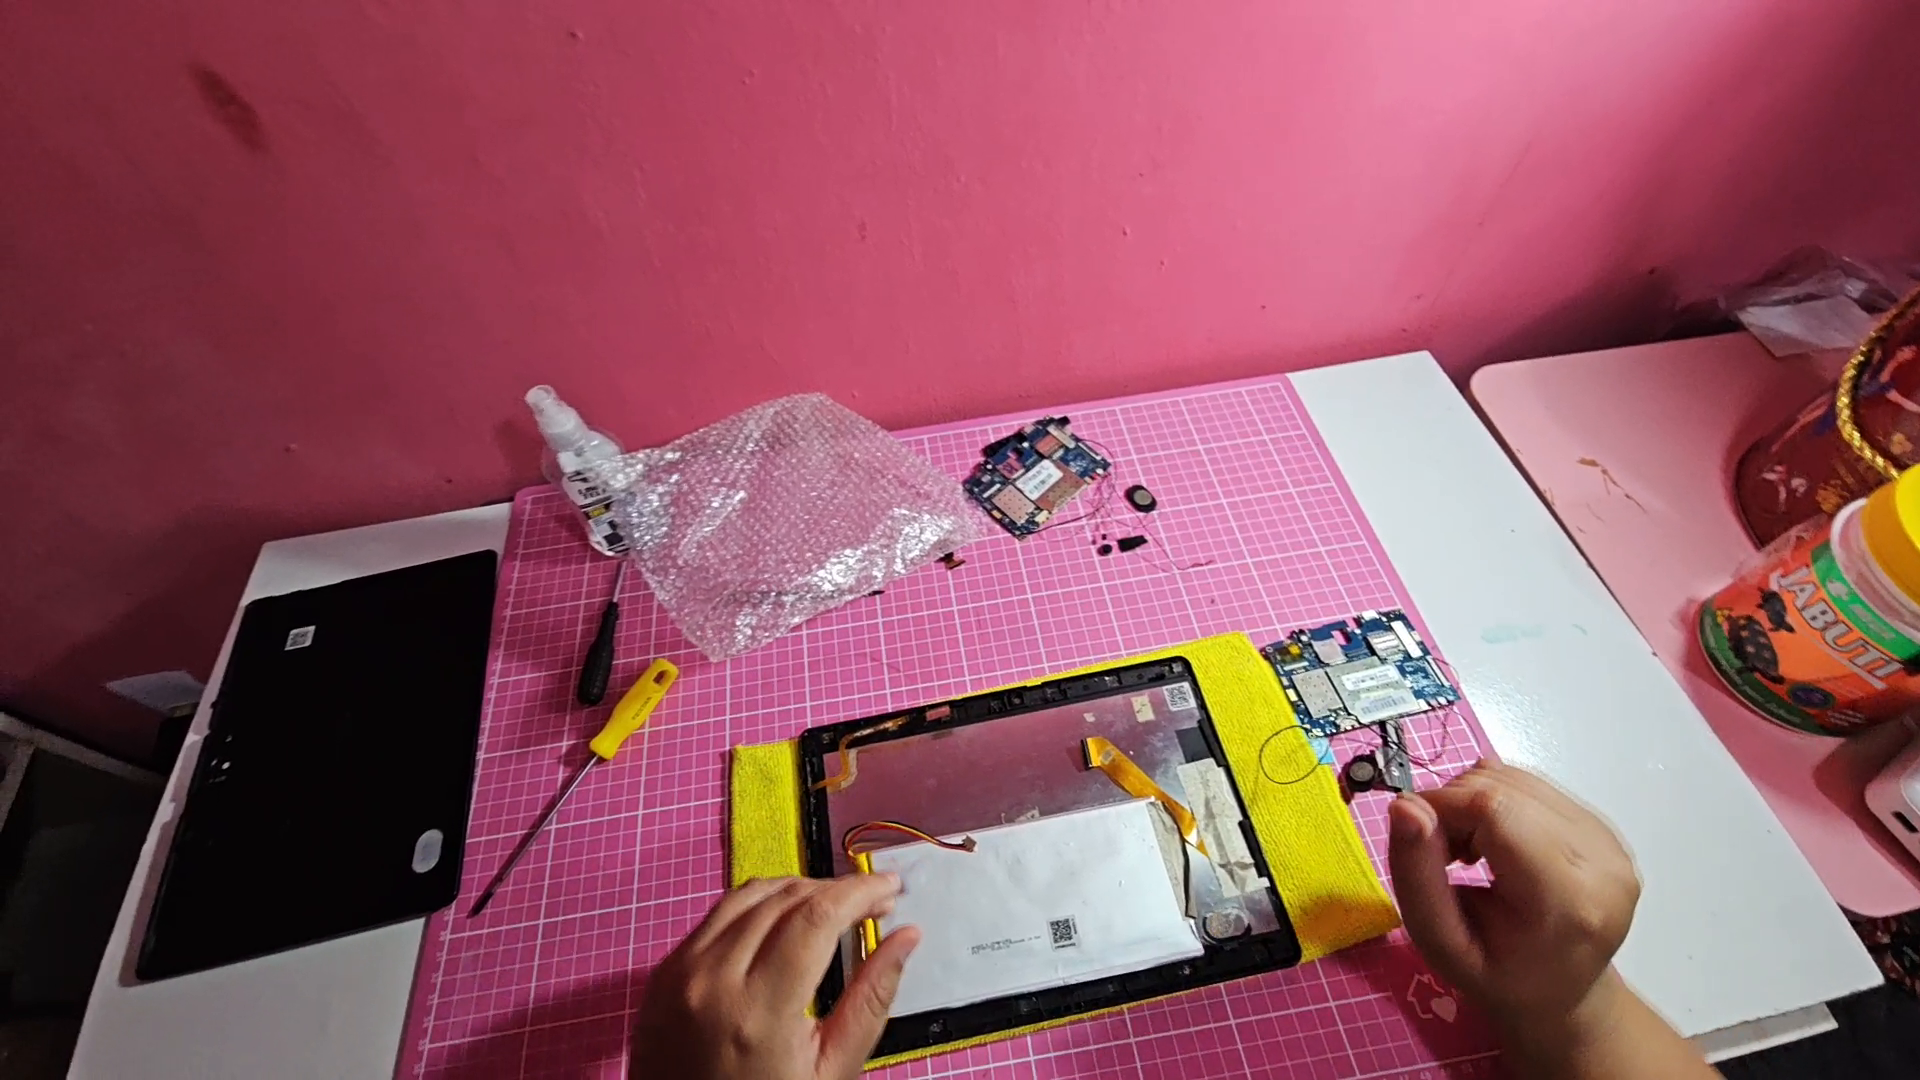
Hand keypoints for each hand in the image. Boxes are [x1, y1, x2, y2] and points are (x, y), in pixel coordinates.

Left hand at [632, 874, 921, 1079]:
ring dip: (801, 889)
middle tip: (871, 902)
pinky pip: (720, 913)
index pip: (817, 917)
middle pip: (788, 898)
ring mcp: (680, 972)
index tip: (890, 887)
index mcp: (757, 1013)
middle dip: (837, 889)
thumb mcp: (831, 1073)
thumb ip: (872, 998)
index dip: (860, 891)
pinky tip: (786, 920)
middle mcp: (712, 980)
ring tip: (833, 907)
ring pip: (752, 892)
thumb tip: (908, 934)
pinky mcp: (662, 973)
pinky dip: (761, 904)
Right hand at [1387, 762, 1640, 1053]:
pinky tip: (1491, 840)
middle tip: (1442, 854)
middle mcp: (1601, 861)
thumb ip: (1415, 872)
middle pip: (1498, 787)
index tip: (1420, 842)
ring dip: (1468, 801)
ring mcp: (1607, 841)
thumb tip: (1405, 804)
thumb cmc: (1493, 971)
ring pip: (1508, 777)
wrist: (1561, 991)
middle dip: (1450, 806)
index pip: (1492, 807)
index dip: (1439, 806)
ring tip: (1467, 850)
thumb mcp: (1437, 939)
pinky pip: (1524, 782)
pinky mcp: (1600, 826)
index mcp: (1567, 899)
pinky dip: (1490, 799)